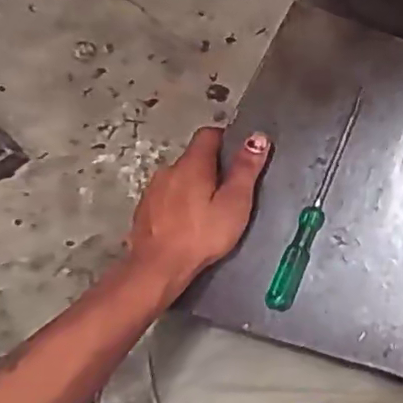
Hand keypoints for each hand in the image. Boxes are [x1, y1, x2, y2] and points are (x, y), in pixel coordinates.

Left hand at [126, 126, 271, 287]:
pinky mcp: (145, 209)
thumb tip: (258, 138)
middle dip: (214, 166)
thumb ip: (246, 169)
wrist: (158, 268)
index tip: (242, 156)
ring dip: (197, 184)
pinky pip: (169, 195)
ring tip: (213, 208)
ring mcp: (153, 190)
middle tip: (233, 189)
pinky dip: (182, 201)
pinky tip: (192, 221)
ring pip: (181, 177)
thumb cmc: (203, 234)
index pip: (209, 134)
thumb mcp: (235, 202)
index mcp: (192, 164)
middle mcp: (169, 170)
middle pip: (195, 156)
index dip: (227, 139)